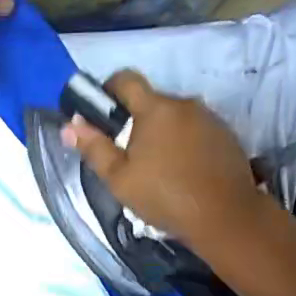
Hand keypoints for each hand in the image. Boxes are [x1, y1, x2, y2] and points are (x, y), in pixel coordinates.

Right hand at [64, 70, 266, 244]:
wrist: (225, 216)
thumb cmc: (165, 197)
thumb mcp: (119, 178)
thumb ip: (94, 148)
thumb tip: (70, 125)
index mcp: (154, 109)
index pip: (126, 79)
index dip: (108, 89)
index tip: (101, 113)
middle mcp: (184, 103)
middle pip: (151, 101)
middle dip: (135, 120)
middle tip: (127, 155)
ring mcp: (209, 117)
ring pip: (174, 117)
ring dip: (161, 133)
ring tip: (157, 168)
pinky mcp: (226, 135)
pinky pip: (195, 130)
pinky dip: (184, 143)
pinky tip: (182, 172)